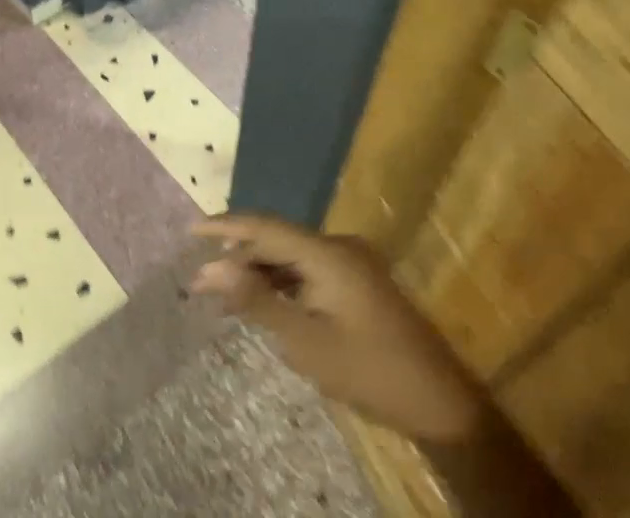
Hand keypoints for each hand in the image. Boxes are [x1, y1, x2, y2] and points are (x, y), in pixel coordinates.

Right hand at [191, 212, 483, 442]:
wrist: (440, 403)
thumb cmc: (368, 370)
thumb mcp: (304, 341)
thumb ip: (258, 300)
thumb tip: (211, 269)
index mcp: (328, 254)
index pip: (265, 226)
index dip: (225, 226)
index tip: (189, 231)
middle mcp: (340, 248)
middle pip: (277, 241)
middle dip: (237, 259)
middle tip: (201, 287)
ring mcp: (353, 266)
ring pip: (291, 258)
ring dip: (258, 274)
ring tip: (224, 300)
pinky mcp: (359, 285)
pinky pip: (309, 273)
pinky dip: (282, 285)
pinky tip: (262, 305)